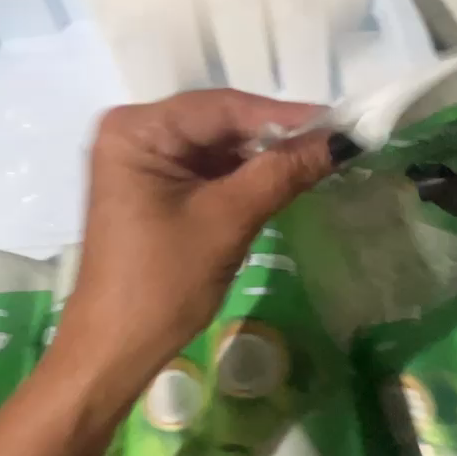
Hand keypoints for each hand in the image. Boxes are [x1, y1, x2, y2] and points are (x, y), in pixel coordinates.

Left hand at [54, 90, 334, 397]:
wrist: (115, 348)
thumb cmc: (162, 283)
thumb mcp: (227, 221)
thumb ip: (282, 173)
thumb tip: (341, 140)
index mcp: (136, 129)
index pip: (219, 107)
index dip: (283, 114)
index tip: (339, 122)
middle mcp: (134, 131)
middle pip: (217, 122)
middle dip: (274, 135)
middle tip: (335, 141)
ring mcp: (141, 158)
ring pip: (214, 144)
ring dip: (261, 155)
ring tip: (319, 158)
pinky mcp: (152, 184)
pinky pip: (204, 166)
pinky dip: (241, 174)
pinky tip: (282, 176)